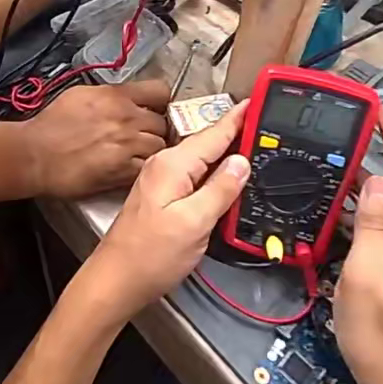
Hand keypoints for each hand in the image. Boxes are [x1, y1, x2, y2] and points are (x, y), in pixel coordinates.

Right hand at [22, 81, 170, 197]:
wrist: (36, 154)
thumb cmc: (51, 126)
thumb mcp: (81, 95)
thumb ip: (110, 95)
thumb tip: (126, 99)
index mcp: (117, 96)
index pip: (161, 91)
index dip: (161, 102)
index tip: (157, 109)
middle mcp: (127, 118)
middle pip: (163, 122)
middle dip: (156, 130)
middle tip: (145, 136)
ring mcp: (127, 145)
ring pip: (160, 146)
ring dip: (152, 151)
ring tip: (138, 155)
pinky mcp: (123, 171)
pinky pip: (148, 167)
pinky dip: (144, 169)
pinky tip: (132, 169)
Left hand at [70, 102, 249, 327]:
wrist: (116, 280)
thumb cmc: (149, 256)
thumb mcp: (194, 222)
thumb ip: (221, 189)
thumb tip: (242, 162)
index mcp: (172, 165)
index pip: (213, 133)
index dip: (238, 118)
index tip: (256, 102)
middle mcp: (165, 165)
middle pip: (208, 143)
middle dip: (236, 134)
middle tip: (265, 127)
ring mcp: (162, 180)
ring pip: (202, 160)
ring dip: (226, 154)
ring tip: (254, 148)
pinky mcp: (162, 195)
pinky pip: (194, 175)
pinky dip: (214, 173)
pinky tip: (227, 179)